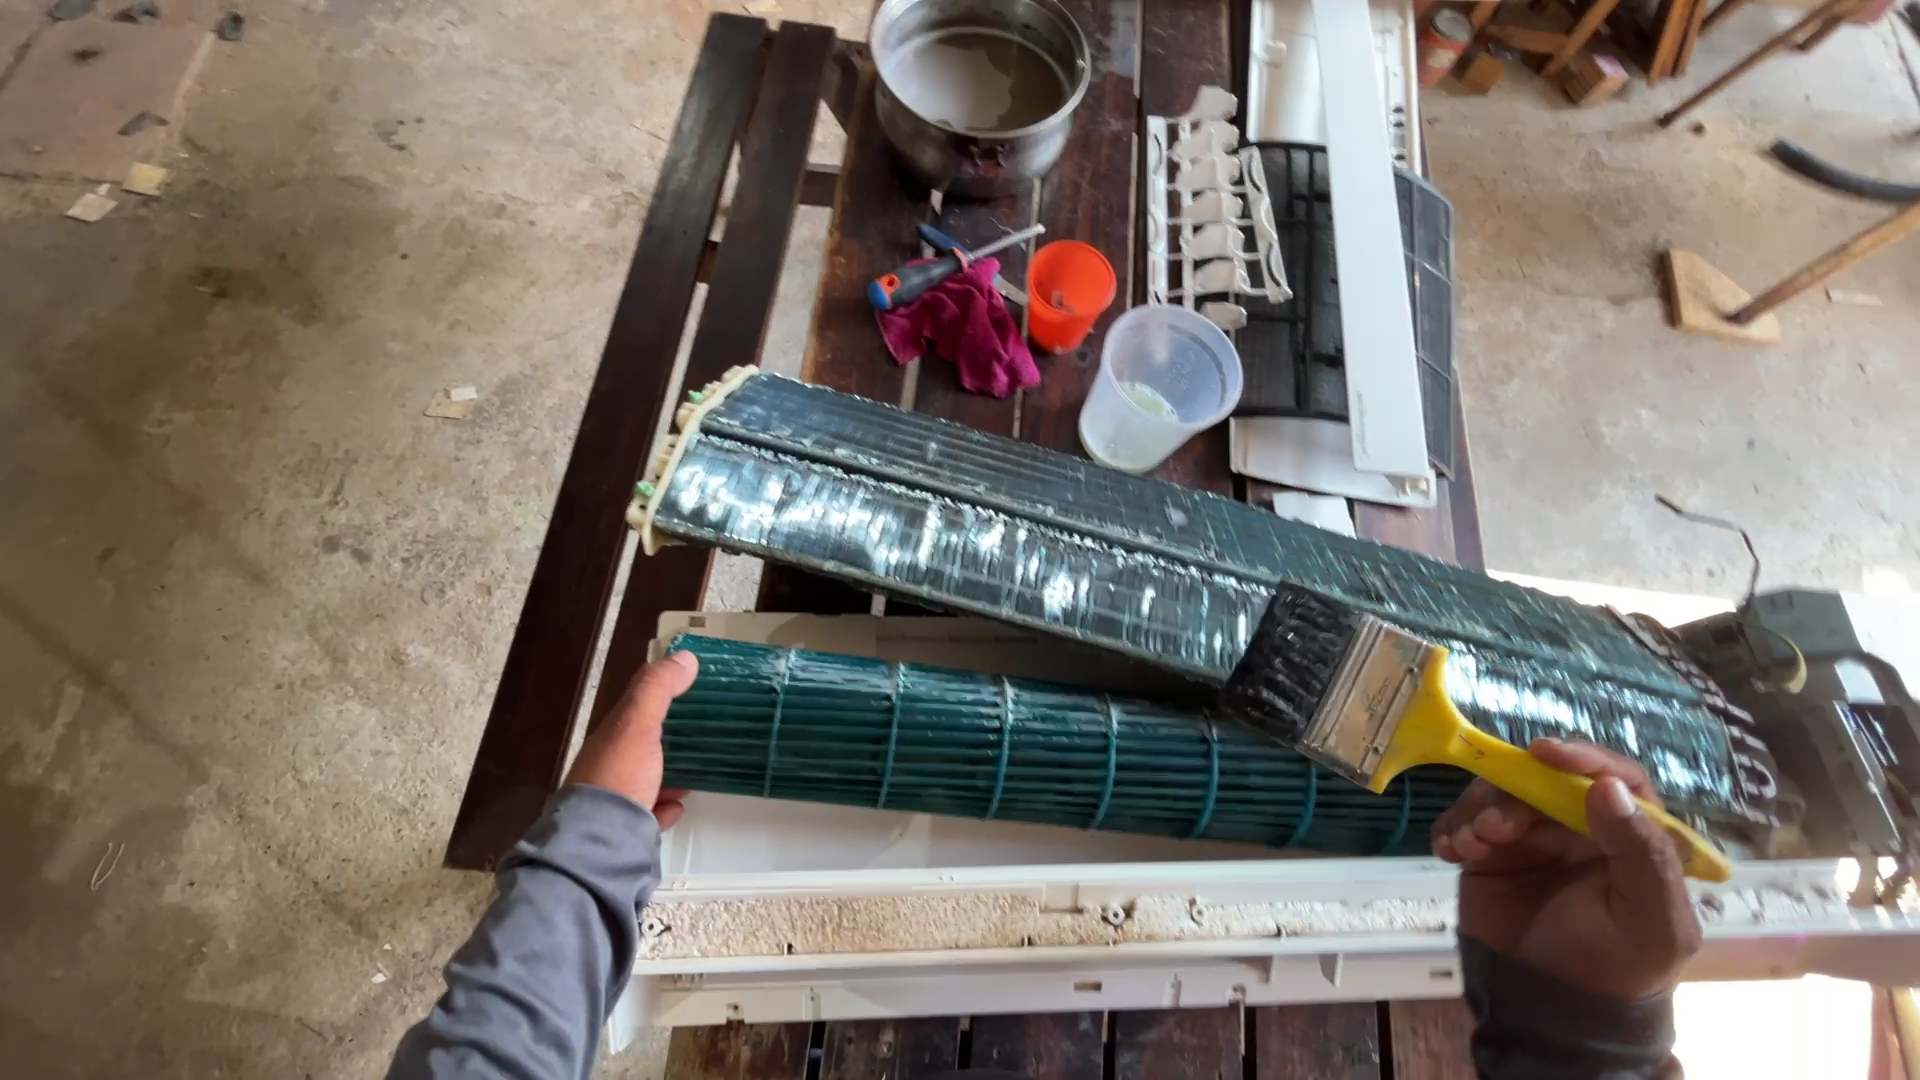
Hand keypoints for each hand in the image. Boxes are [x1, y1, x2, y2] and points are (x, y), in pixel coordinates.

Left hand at [564, 651, 696, 828]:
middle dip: (670, 734)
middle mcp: (610, 766)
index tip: (695, 687)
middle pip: (643, 743)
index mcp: (610, 737)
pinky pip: (652, 811)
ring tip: (698, 765)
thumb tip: (685, 656)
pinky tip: (678, 804)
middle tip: (704, 727)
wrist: (601, 848)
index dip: (662, 694)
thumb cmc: (618, 778)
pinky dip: (667, 805)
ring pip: (649, 777)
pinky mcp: (629, 830)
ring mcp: (618, 800)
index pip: (636, 707)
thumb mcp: (637, 725)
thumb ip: (658, 689)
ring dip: (671, 770)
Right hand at [1432, 738, 1702, 1000]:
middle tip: (1494, 831)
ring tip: (1469, 848)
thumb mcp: (1649, 921)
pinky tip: (1450, 852)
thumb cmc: (1612, 964)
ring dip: (1475, 814)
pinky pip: (1461, 818)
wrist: (1547, 1005)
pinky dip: (1451, 829)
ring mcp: (1528, 836)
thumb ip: (1642, 854)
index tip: (1544, 752)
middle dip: (1511, 797)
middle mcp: (1579, 827)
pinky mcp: (1486, 848)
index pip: (1617, 777)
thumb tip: (1607, 786)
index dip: (1584, 757)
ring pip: (1495, 794)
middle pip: (1541, 781)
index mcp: (1631, 838)